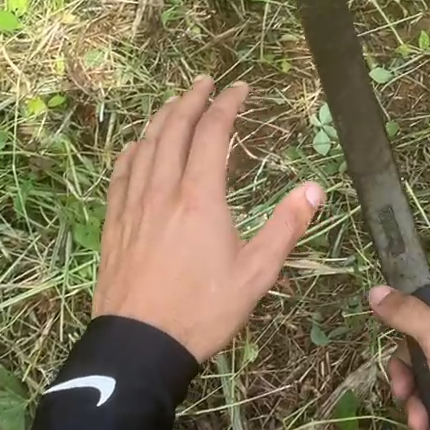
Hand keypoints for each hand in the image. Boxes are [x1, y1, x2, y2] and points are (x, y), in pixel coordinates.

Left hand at [95, 76, 324, 360]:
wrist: (139, 347)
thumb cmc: (204, 310)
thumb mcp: (257, 273)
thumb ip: (286, 227)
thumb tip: (314, 188)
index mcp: (201, 196)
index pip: (213, 132)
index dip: (227, 104)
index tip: (240, 88)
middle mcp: (164, 189)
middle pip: (175, 129)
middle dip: (191, 99)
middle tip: (205, 82)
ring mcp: (134, 205)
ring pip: (146, 146)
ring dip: (162, 118)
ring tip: (174, 103)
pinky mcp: (114, 223)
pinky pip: (121, 174)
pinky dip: (132, 151)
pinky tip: (136, 145)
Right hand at [370, 274, 429, 429]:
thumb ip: (407, 313)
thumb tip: (376, 290)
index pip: (427, 286)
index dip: (404, 304)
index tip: (388, 327)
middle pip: (422, 331)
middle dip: (407, 366)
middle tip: (403, 389)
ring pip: (429, 363)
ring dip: (416, 392)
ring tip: (418, 419)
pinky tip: (427, 425)